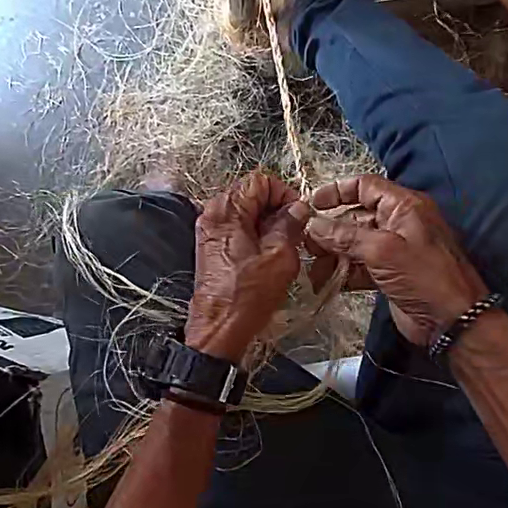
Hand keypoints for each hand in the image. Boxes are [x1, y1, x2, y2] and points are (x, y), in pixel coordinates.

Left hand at [186, 172, 310, 362]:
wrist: (219, 327)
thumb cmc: (244, 297)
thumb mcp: (280, 256)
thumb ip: (290, 225)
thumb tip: (298, 209)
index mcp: (226, 211)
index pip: (259, 181)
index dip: (283, 193)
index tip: (296, 213)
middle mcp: (213, 216)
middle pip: (251, 194)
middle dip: (275, 209)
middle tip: (293, 231)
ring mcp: (210, 231)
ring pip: (246, 212)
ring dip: (267, 224)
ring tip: (281, 247)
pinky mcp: (212, 247)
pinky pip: (238, 229)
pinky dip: (255, 235)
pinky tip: (267, 256)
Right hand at [304, 175, 490, 345]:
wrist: (453, 322)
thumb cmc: (424, 277)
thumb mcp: (382, 250)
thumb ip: (345, 235)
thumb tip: (312, 225)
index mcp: (404, 206)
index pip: (365, 186)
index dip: (336, 191)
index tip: (311, 204)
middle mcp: (398, 223)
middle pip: (355, 216)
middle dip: (329, 229)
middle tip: (305, 243)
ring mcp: (394, 249)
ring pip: (354, 243)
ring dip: (332, 253)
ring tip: (313, 267)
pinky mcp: (389, 273)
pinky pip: (359, 265)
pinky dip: (342, 272)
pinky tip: (326, 282)